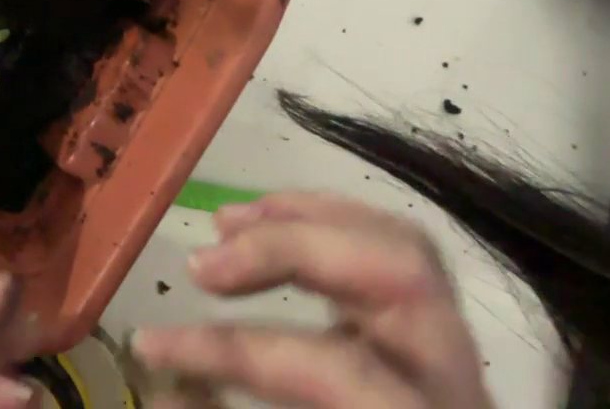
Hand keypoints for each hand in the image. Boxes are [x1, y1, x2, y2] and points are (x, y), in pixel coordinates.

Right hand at [131, 193, 494, 408]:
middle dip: (288, 250)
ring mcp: (459, 361)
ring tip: (224, 222)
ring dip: (305, 218)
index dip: (232, 349)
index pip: (333, 370)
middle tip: (200, 266)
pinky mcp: (436, 341)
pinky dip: (323, 219)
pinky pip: (393, 249)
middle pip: (398, 275)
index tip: (150, 345)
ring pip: (403, 246)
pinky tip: (266, 221)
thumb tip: (160, 392)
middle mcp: (458, 390)